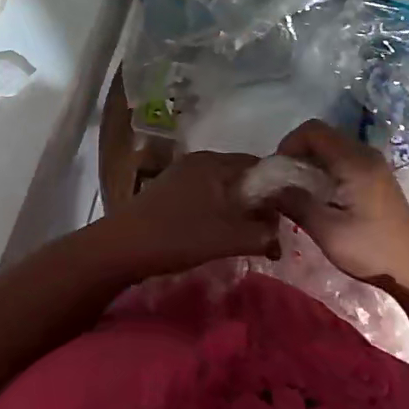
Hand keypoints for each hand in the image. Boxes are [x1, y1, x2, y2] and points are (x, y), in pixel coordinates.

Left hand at [92, 151, 279, 278]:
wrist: (121, 247)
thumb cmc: (178, 236)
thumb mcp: (228, 238)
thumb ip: (262, 233)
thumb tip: (279, 234)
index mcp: (215, 162)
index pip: (260, 165)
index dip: (277, 188)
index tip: (287, 215)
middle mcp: (199, 160)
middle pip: (241, 176)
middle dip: (258, 201)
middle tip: (268, 231)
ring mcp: (182, 174)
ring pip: (223, 187)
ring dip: (237, 209)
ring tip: (246, 236)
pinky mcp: (169, 191)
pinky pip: (206, 195)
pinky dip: (218, 211)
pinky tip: (218, 234)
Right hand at [274, 120, 408, 297]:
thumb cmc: (371, 250)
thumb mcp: (327, 230)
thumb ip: (295, 203)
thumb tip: (268, 188)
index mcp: (355, 161)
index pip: (313, 130)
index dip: (289, 144)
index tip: (277, 171)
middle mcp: (365, 154)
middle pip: (322, 136)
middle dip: (297, 153)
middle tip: (282, 182)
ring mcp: (373, 165)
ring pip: (332, 148)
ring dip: (310, 162)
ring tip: (296, 191)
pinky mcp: (376, 177)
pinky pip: (343, 160)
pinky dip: (324, 170)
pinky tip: (318, 196)